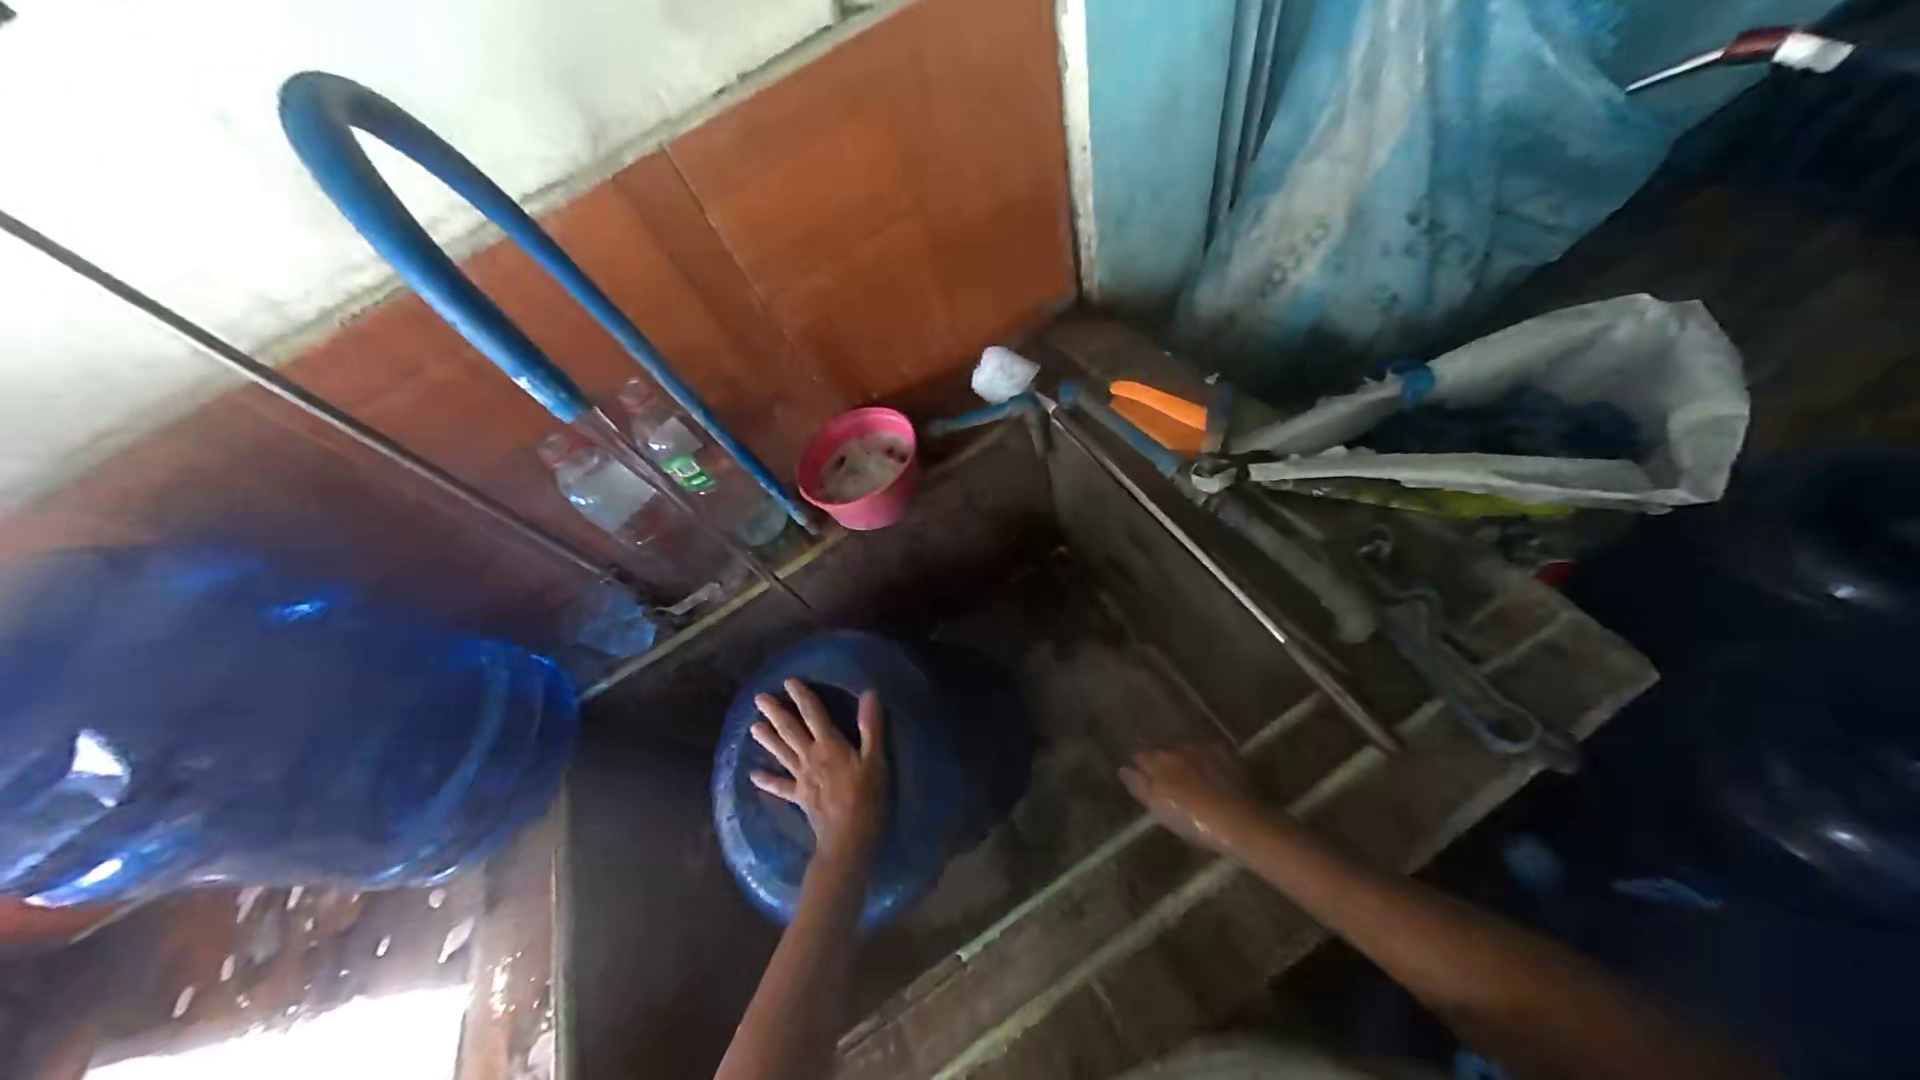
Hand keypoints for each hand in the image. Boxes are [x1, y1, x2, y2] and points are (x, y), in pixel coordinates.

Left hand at [750, 680, 886, 865]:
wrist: (847, 839)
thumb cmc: (866, 798)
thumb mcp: (875, 760)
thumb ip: (871, 727)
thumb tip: (869, 693)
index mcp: (829, 745)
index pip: (813, 714)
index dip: (802, 696)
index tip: (789, 681)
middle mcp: (811, 757)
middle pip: (791, 730)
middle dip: (776, 713)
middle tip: (759, 698)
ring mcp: (802, 779)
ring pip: (782, 753)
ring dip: (767, 739)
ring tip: (752, 727)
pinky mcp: (800, 798)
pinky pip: (780, 787)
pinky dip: (767, 781)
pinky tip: (753, 776)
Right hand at [1120, 743, 1267, 854]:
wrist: (1241, 822)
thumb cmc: (1193, 820)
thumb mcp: (1159, 809)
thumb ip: (1139, 786)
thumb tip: (1123, 769)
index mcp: (1158, 760)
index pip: (1140, 756)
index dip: (1142, 770)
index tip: (1147, 784)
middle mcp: (1179, 746)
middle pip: (1164, 750)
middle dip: (1164, 762)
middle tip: (1171, 784)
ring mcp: (1204, 748)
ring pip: (1187, 749)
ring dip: (1186, 759)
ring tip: (1193, 778)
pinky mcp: (1228, 753)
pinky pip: (1210, 751)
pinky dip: (1207, 759)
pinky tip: (1213, 773)